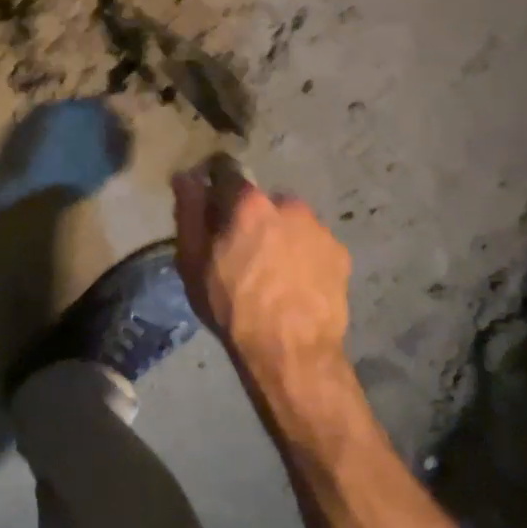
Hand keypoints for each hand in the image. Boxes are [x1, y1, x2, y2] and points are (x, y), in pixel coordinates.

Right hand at [172, 162, 352, 388]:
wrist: (291, 351)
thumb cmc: (232, 306)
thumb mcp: (194, 262)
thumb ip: (189, 213)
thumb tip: (185, 177)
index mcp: (249, 203)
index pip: (226, 176)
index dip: (215, 193)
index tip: (209, 215)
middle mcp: (289, 205)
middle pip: (261, 202)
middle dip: (250, 218)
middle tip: (239, 252)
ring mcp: (320, 229)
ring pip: (290, 223)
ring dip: (278, 236)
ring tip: (270, 272)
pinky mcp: (340, 254)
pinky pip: (312, 245)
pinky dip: (302, 256)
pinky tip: (293, 283)